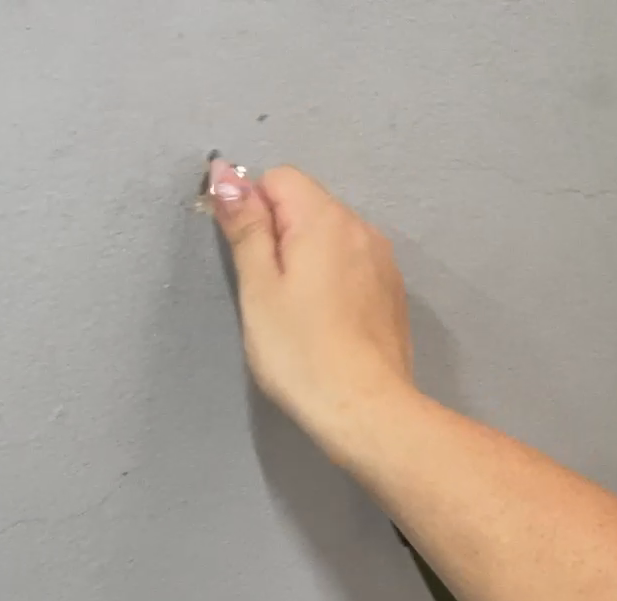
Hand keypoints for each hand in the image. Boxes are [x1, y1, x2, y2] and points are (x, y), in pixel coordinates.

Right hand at [208, 160, 418, 447]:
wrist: (364, 408)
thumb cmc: (301, 353)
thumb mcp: (259, 290)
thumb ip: (245, 229)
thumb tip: (225, 175)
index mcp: (325, 219)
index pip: (279, 179)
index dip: (252, 211)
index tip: (246, 260)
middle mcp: (361, 228)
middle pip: (308, 207)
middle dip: (281, 237)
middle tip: (269, 296)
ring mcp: (383, 262)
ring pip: (332, 240)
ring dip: (308, 261)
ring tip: (298, 316)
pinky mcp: (392, 294)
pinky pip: (353, 268)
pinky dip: (334, 284)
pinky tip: (326, 326)